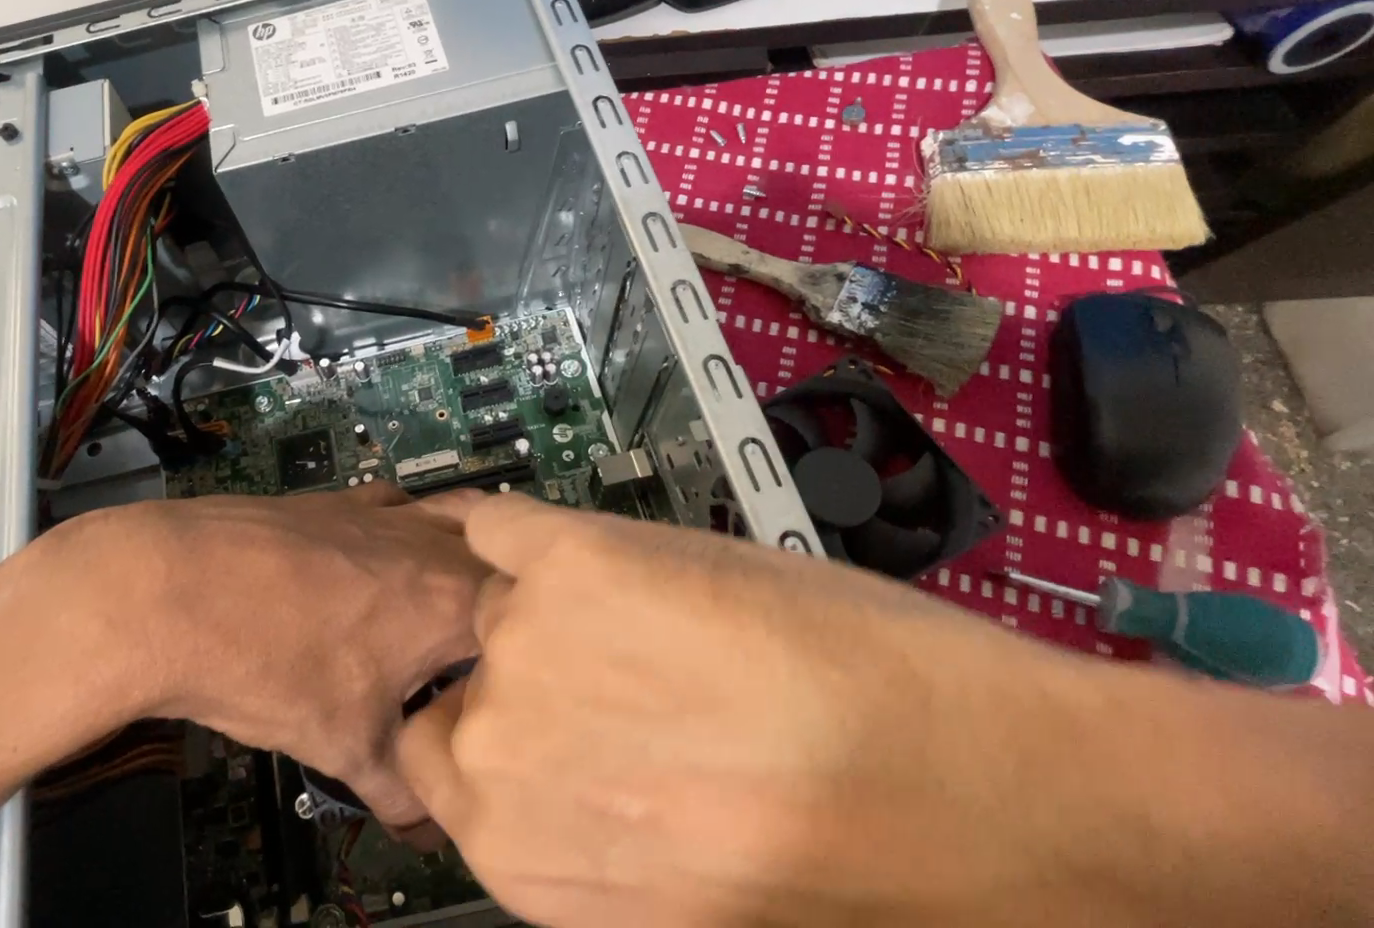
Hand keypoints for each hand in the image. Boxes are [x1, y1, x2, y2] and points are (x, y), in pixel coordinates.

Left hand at [31, 484, 486, 826]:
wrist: (172, 591)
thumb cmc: (269, 665)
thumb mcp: (345, 744)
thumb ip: (403, 792)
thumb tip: (429, 830)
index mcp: (453, 602)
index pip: (531, 625)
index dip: (531, 663)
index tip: (510, 696)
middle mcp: (433, 544)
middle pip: (505, 562)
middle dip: (513, 606)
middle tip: (499, 649)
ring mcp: (384, 514)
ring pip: (460, 516)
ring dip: (473, 550)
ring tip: (463, 590)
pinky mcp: (337, 500)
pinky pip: (397, 503)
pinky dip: (411, 523)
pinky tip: (389, 551)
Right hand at [395, 496, 1277, 926]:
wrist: (968, 796)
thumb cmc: (834, 864)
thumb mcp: (661, 884)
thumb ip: (574, 819)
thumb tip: (545, 758)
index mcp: (510, 847)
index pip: (440, 754)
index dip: (503, 729)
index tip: (541, 704)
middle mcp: (491, 749)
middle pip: (471, 669)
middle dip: (532, 666)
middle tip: (615, 658)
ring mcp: (528, 642)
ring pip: (500, 595)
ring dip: (550, 598)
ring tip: (648, 609)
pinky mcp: (576, 560)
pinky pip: (502, 523)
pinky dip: (518, 524)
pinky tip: (575, 534)